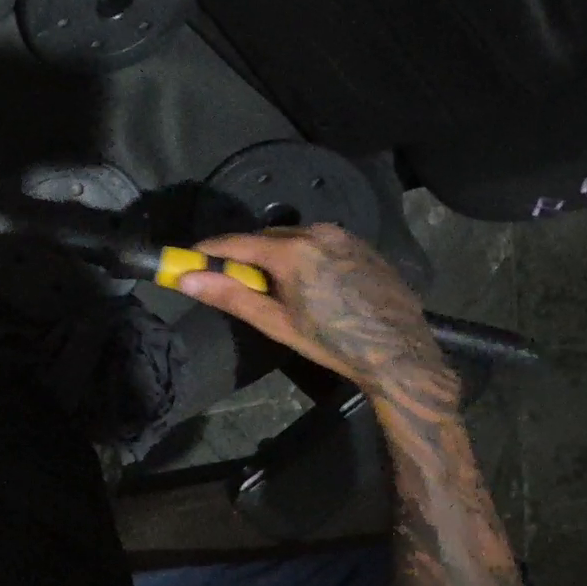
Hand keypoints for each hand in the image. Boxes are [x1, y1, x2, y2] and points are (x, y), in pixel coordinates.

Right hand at [176, 224, 449, 394]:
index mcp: (291, 250)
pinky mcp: (362, 245)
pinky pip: (320, 242)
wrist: (401, 353)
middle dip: (245, 255)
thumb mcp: (275, 323)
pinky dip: (304, 255)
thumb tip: (184, 280)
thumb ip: (229, 295)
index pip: (235, 242)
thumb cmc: (332, 342)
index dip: (208, 251)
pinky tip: (309, 284)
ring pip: (293, 238)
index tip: (188, 259)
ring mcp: (344, 236)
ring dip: (276, 255)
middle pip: (264, 237)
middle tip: (235, 282)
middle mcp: (317, 232)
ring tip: (275, 287)